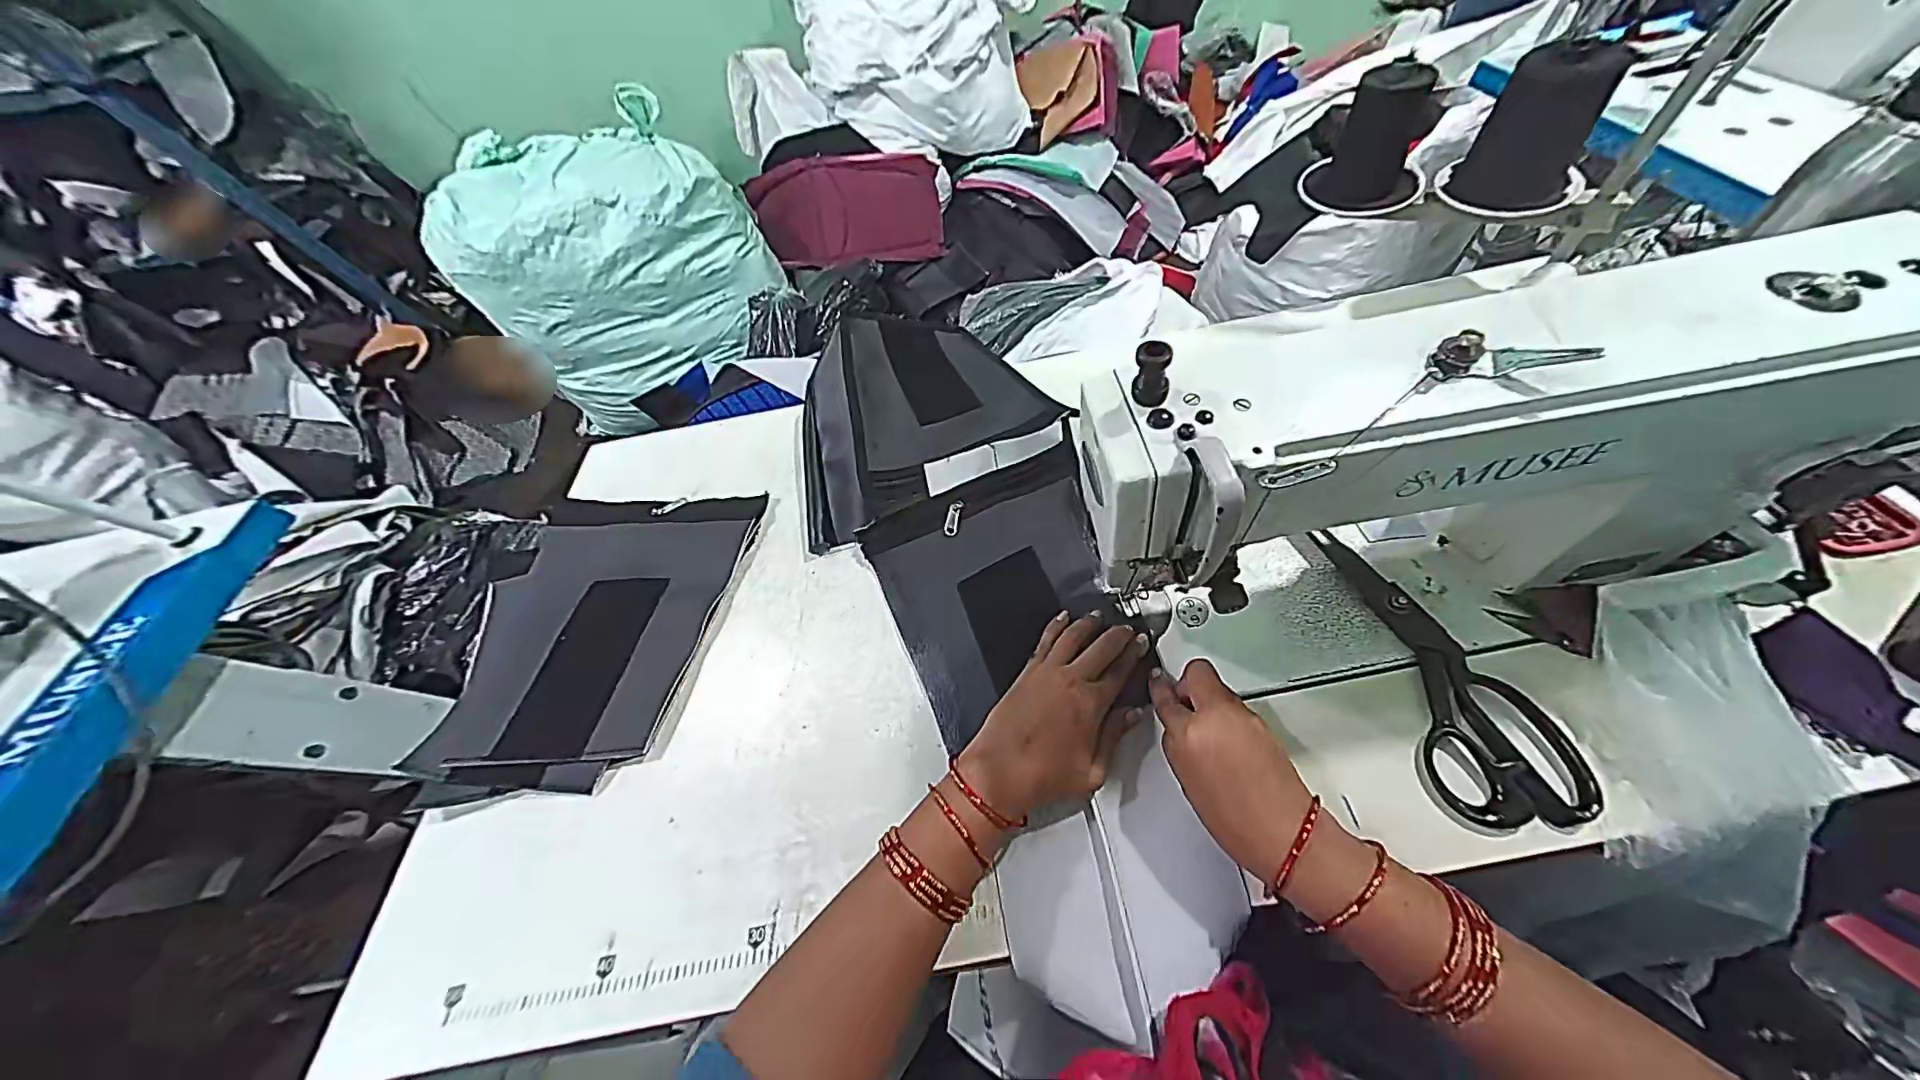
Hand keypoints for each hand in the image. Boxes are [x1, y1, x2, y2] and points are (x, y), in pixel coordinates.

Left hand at [958, 613, 1150, 819]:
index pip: (1121, 671)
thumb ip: (1115, 737)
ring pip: (1073, 636)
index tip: (1140, 647)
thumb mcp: (1093, 771)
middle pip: (1102, 647)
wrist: (998, 772)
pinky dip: (1056, 626)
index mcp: (1091, 705)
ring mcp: (1046, 674)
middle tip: (1127, 630)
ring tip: (1099, 618)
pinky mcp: (1026, 673)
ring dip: (1089, 624)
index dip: (1134, 655)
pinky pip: (1045, 640)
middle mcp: (1070, 682)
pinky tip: (1062, 619)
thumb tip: (1129, 717)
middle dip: (1119, 635)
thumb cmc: (1039, 776)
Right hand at [1153, 659, 1316, 880]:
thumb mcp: (1188, 781)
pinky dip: (1229, 717)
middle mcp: (1217, 717)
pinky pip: (1237, 707)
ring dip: (1210, 701)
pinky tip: (1229, 741)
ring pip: (1218, 688)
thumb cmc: (1239, 821)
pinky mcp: (1263, 723)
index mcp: (1188, 734)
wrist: (1285, 834)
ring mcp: (1244, 717)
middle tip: (1185, 700)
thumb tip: (1177, 728)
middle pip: (1197, 673)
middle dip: (1188, 684)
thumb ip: (1178, 745)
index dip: (1162, 690)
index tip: (1160, 686)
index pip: (1166, 695)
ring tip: (1210, 730)